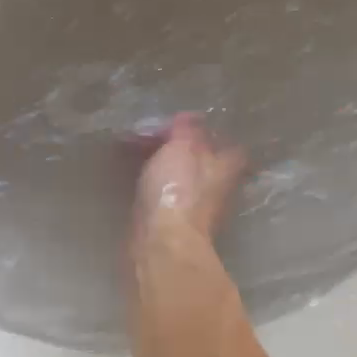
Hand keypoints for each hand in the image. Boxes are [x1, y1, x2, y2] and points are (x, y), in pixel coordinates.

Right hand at [133, 113, 249, 242]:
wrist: (161, 239)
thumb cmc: (176, 190)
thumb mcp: (181, 148)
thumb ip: (184, 129)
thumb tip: (186, 116)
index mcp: (229, 159)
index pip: (210, 136)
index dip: (183, 130)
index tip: (156, 129)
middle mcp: (219, 179)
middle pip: (193, 156)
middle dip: (167, 148)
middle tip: (136, 143)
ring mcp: (196, 201)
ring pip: (176, 174)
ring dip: (156, 166)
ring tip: (128, 161)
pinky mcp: (173, 218)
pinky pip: (161, 191)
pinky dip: (148, 183)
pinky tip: (131, 183)